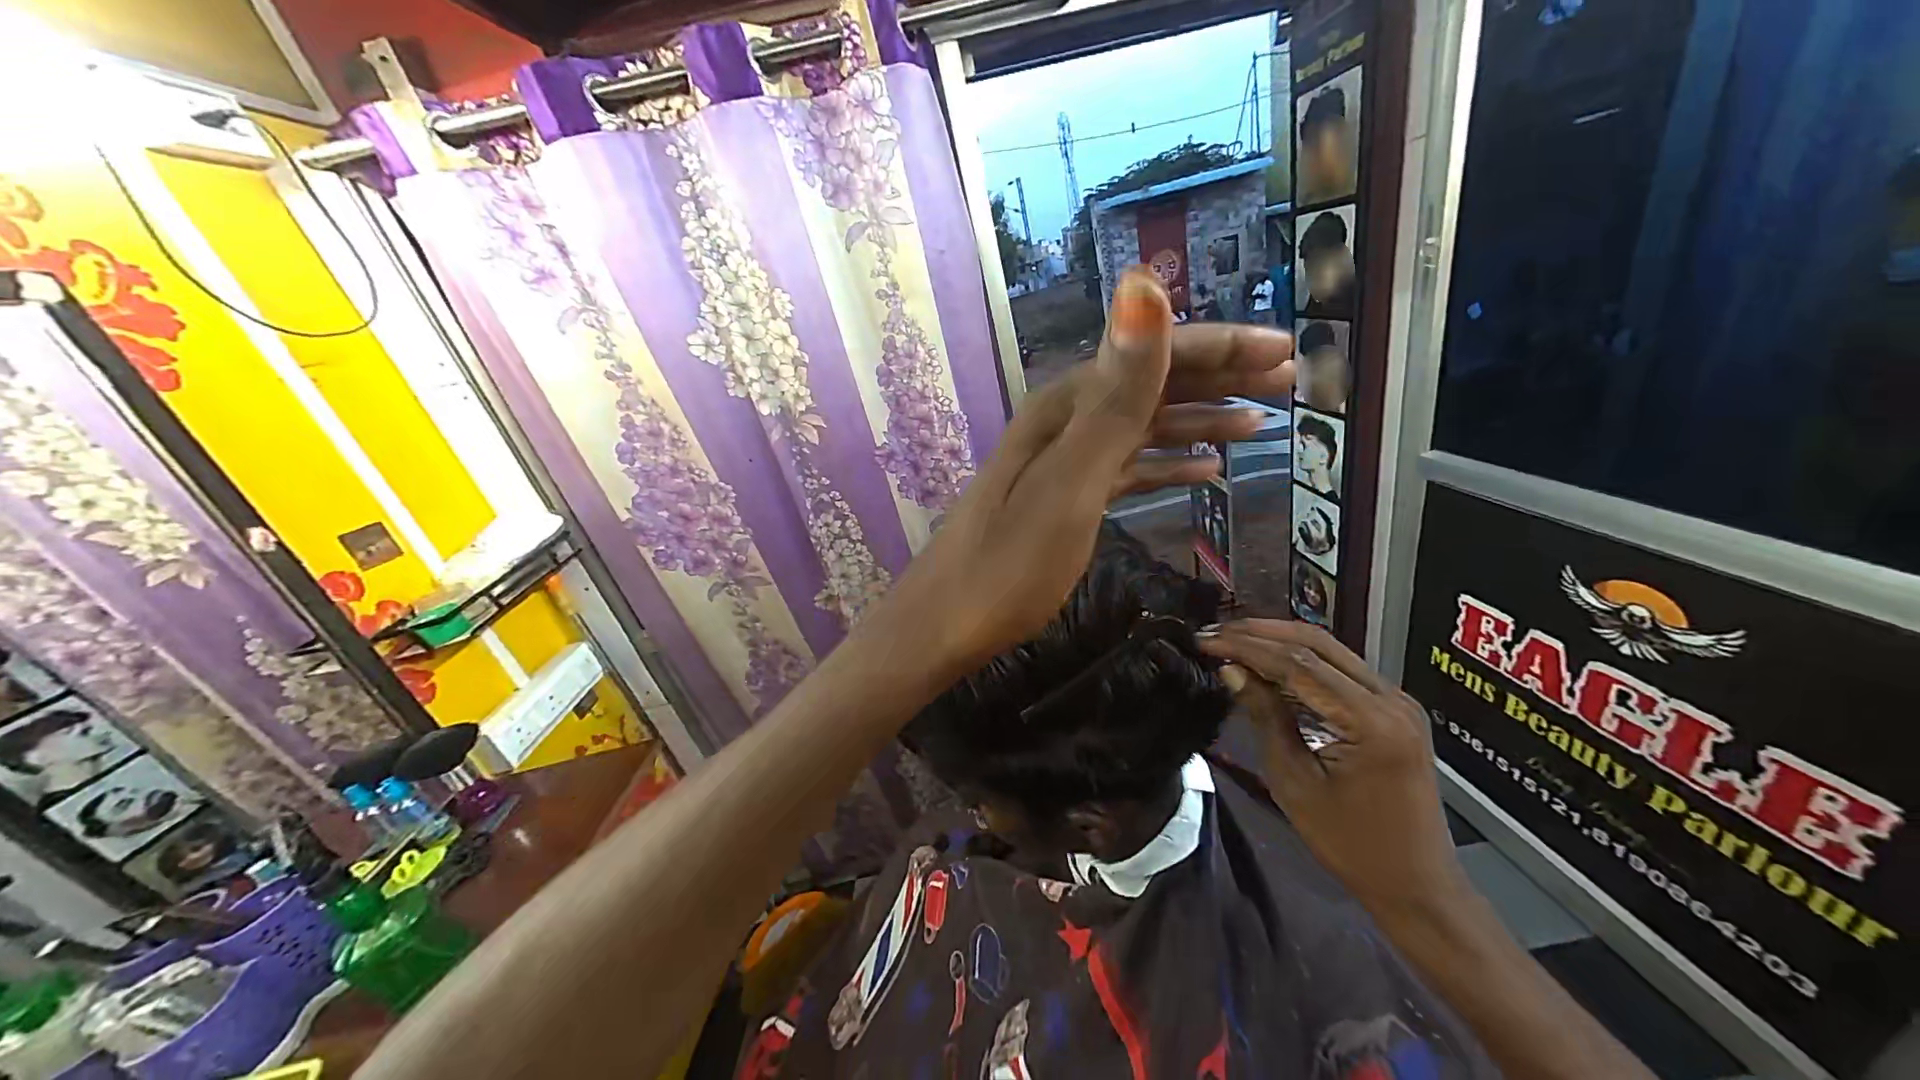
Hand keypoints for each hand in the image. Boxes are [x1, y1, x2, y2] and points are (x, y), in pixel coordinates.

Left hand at [881, 269, 1291, 677]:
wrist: (945, 625)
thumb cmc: (1009, 565)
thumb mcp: (1070, 481)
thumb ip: (1116, 394)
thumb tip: (1144, 285)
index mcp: (1069, 406)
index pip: (1155, 354)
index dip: (1223, 346)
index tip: (1287, 349)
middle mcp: (1066, 422)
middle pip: (1153, 384)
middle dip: (1221, 377)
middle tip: (1288, 380)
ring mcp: (1064, 461)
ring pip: (1144, 426)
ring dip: (1201, 420)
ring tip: (1259, 423)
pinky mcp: (1066, 498)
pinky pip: (1128, 468)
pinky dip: (1169, 465)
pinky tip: (1203, 473)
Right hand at [1197, 620, 1467, 918]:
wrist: (1416, 884)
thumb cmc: (1350, 844)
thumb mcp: (1294, 782)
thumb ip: (1265, 717)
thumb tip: (1231, 670)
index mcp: (1371, 720)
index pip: (1297, 663)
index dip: (1245, 646)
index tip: (1205, 640)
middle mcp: (1391, 698)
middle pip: (1317, 643)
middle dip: (1259, 632)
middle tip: (1213, 632)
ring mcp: (1397, 701)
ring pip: (1330, 650)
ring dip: (1278, 640)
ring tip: (1231, 639)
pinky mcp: (1393, 709)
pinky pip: (1340, 670)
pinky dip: (1299, 660)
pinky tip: (1266, 662)